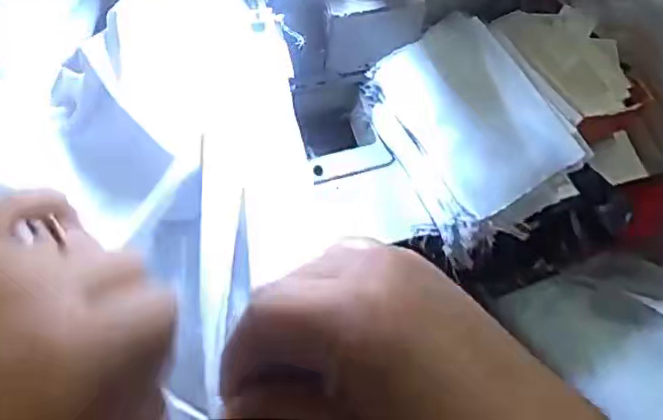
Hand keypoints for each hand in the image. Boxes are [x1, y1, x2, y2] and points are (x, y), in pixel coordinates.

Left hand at [0, 191, 176, 419]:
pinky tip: (48, 244)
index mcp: (74, 346)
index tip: (132, 379)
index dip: (156, 343)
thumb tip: (148, 394)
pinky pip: (22, 204)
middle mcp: (48, 284)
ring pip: (88, 238)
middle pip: (133, 263)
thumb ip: (111, 413)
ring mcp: (0, 258)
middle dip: (127, 309)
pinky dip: (45, 219)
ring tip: (59, 317)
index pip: (162, 305)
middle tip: (97, 355)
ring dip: (87, 276)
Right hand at [220, 240, 604, 419]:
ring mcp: (403, 258)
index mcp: (352, 308)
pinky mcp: (424, 267)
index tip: (239, 411)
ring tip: (309, 374)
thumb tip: (241, 404)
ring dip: (301, 314)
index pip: (262, 310)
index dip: (238, 361)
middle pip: (288, 281)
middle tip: (271, 399)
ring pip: (320, 267)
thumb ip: (286, 418)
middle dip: (267, 337)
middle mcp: (373, 263)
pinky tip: (351, 347)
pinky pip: (358, 265)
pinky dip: (336, 297)